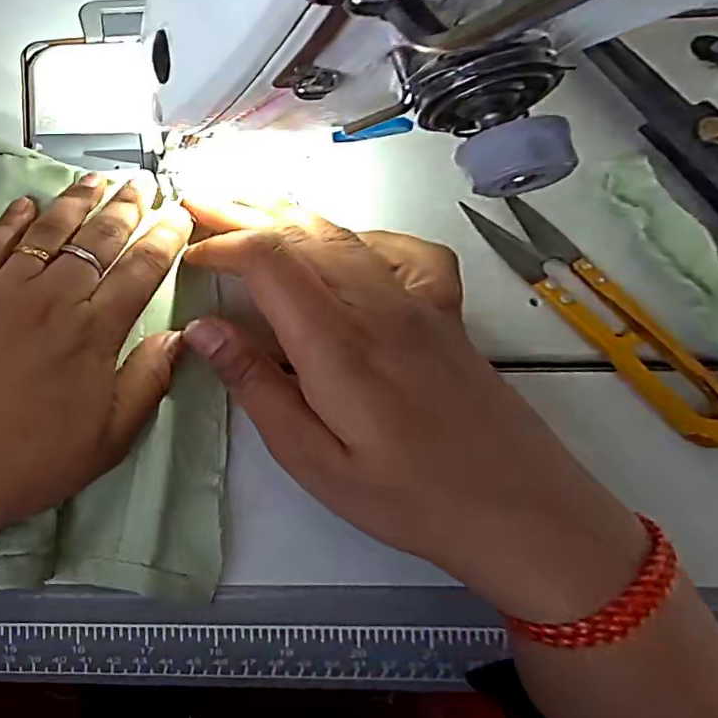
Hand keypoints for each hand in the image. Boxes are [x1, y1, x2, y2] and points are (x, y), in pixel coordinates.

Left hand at [0, 175, 192, 641]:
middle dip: (125, 207)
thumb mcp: (108, 439)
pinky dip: (12, 220)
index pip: (139, 271)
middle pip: (97, 240)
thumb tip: (180, 336)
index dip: (163, 238)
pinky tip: (26, 202)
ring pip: (49, 231)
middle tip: (142, 182)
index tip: (179, 214)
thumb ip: (147, 382)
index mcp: (94, 332)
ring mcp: (7, 290)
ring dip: (76, 201)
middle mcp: (54, 298)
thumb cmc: (31, 458)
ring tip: (96, 179)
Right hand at [180, 200, 717, 717]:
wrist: (529, 515)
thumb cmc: (405, 496)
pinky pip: (399, 248)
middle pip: (300, 231)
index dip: (221, 245)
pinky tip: (340, 244)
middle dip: (240, 211)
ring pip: (340, 232)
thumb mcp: (311, 457)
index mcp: (336, 341)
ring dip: (285, 212)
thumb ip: (254, 385)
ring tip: (244, 204)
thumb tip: (199, 328)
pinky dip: (356, 233)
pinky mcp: (444, 309)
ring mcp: (417, 300)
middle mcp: (376, 304)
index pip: (269, 258)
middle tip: (195, 202)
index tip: (188, 256)